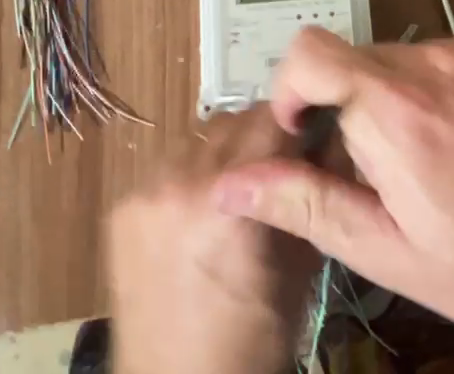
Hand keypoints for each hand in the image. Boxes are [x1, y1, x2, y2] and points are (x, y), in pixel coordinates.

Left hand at [106, 107, 320, 373]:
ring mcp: (145, 192)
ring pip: (201, 137)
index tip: (313, 136)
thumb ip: (311, 193)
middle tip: (281, 164)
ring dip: (227, 150)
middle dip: (263, 135)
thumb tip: (331, 139)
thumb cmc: (254, 335)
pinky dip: (193, 173)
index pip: (273, 119)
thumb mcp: (301, 265)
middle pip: (235, 120)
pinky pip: (170, 164)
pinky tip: (204, 207)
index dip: (299, 122)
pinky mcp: (123, 206)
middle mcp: (180, 183)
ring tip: (241, 187)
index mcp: (230, 200)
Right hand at [210, 28, 453, 367]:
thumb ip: (306, 204)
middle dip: (358, 109)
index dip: (294, 88)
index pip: (310, 52)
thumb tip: (233, 185)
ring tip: (447, 161)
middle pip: (361, 60)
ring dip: (408, 100)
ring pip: (411, 59)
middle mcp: (441, 64)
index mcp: (400, 115)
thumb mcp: (394, 253)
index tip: (311, 132)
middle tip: (390, 172)